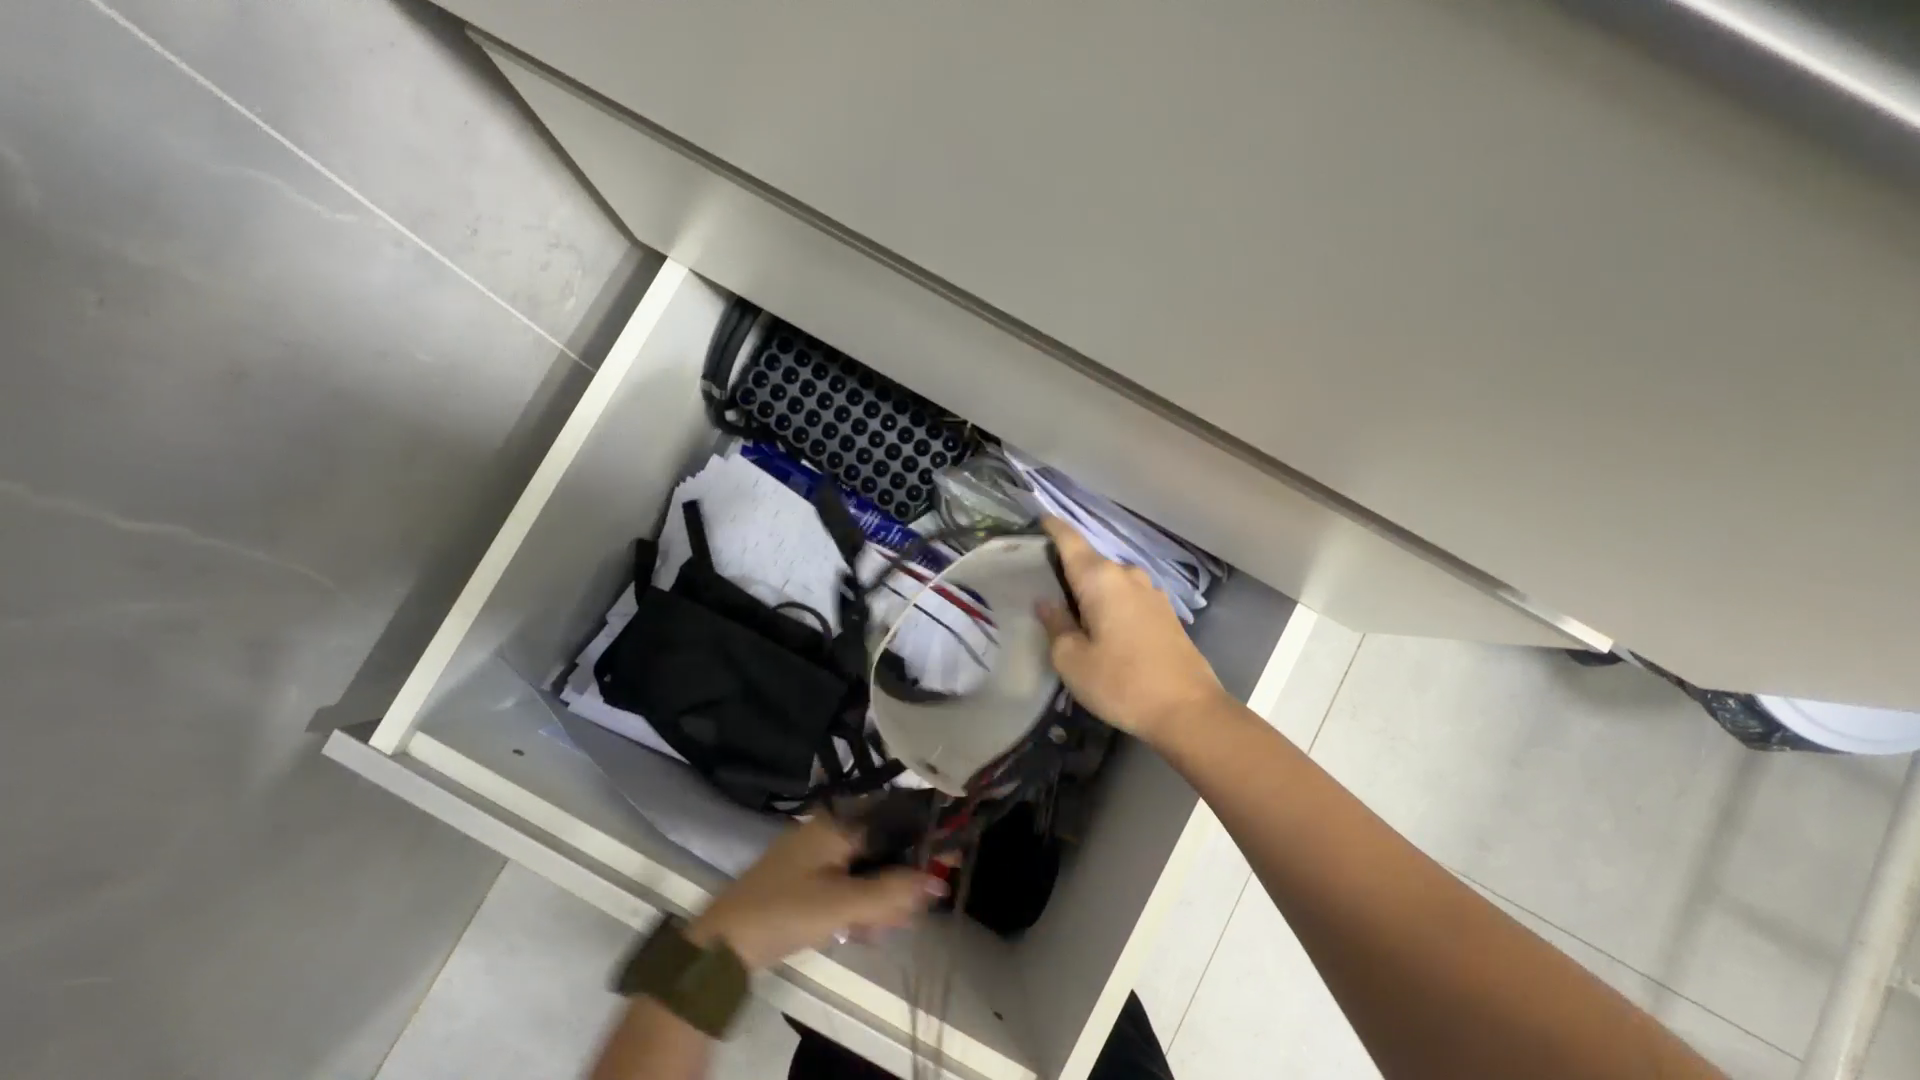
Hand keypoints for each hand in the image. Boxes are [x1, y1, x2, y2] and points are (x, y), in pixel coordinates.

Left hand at [686, 818, 944, 971]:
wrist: (723, 944)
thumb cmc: (785, 911)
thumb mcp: (844, 904)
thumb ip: (892, 891)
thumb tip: (937, 881)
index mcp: (835, 824)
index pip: (893, 821)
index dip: (924, 841)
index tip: (950, 861)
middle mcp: (827, 830)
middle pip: (881, 847)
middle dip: (900, 879)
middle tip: (909, 913)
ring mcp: (814, 855)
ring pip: (865, 868)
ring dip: (880, 896)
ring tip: (882, 929)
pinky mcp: (805, 879)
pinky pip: (846, 883)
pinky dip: (859, 903)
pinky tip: (864, 930)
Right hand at [1037, 517, 1230, 744]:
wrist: (1188, 710)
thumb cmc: (1121, 683)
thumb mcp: (1072, 660)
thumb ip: (1056, 625)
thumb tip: (1046, 603)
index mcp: (1100, 579)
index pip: (1071, 540)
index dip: (1053, 528)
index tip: (1039, 519)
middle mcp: (1128, 576)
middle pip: (1090, 562)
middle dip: (1068, 570)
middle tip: (1044, 586)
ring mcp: (1152, 594)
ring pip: (1111, 582)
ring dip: (1092, 591)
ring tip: (1072, 612)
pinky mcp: (1165, 614)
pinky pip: (1128, 598)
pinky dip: (1111, 605)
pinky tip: (1103, 628)